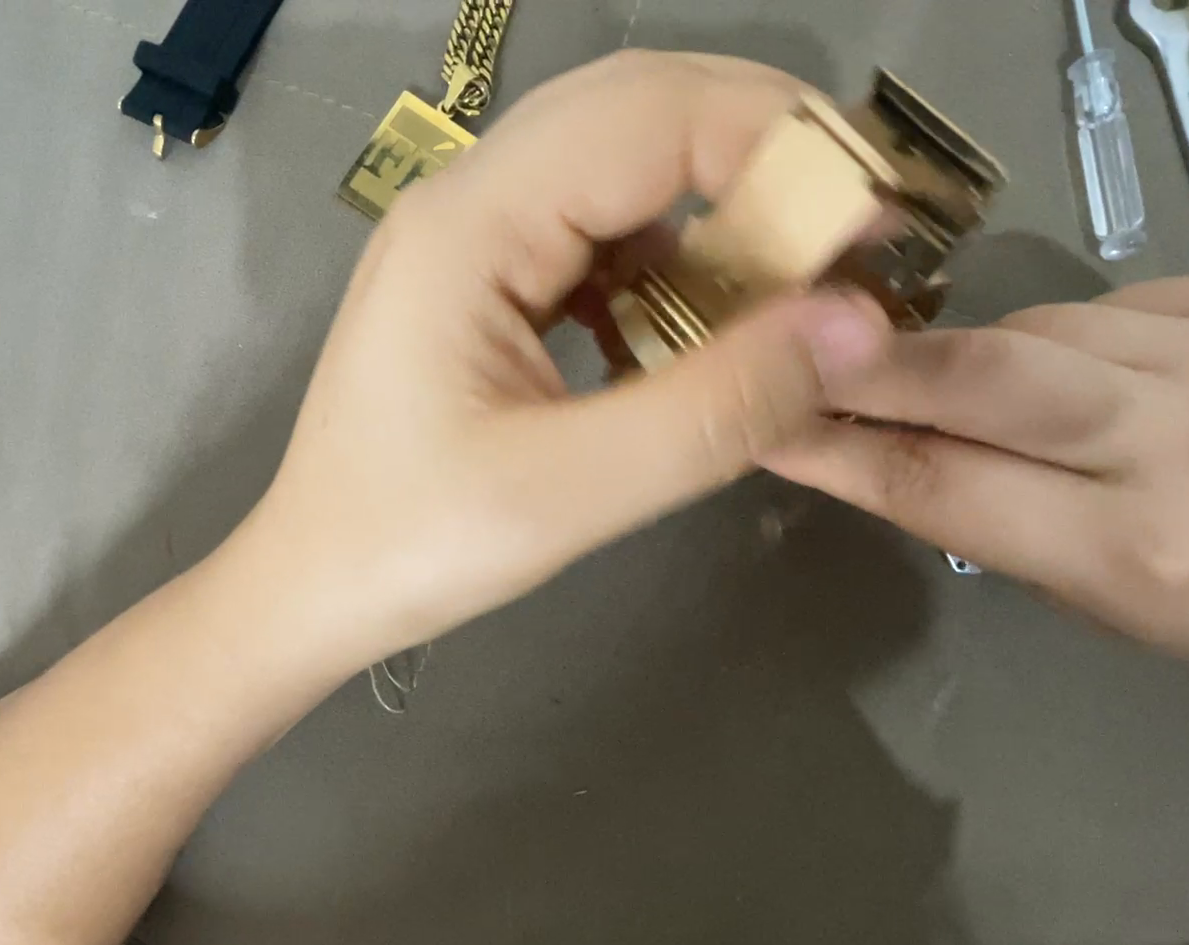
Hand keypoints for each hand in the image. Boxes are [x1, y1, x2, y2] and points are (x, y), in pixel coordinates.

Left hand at [226, 51, 889, 669]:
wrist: (314, 587)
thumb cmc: (415, 547)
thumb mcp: (571, 491)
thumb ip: (714, 408)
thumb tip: (855, 325)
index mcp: (470, 226)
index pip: (651, 115)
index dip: (781, 144)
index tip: (875, 217)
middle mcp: (463, 204)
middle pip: (634, 114)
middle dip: (758, 155)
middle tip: (848, 233)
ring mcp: (465, 243)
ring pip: (614, 174)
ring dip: (711, 210)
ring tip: (783, 283)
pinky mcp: (476, 289)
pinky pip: (587, 239)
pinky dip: (659, 264)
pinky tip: (686, 325)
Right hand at [766, 278, 1188, 731]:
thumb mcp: (1088, 594)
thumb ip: (979, 508)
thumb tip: (868, 435)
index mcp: (1140, 552)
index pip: (940, 485)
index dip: (838, 451)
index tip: (766, 424)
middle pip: (989, 376)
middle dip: (877, 362)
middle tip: (802, 348)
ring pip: (1040, 328)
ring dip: (977, 358)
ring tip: (982, 393)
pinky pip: (1112, 302)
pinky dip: (1064, 338)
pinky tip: (1089, 373)